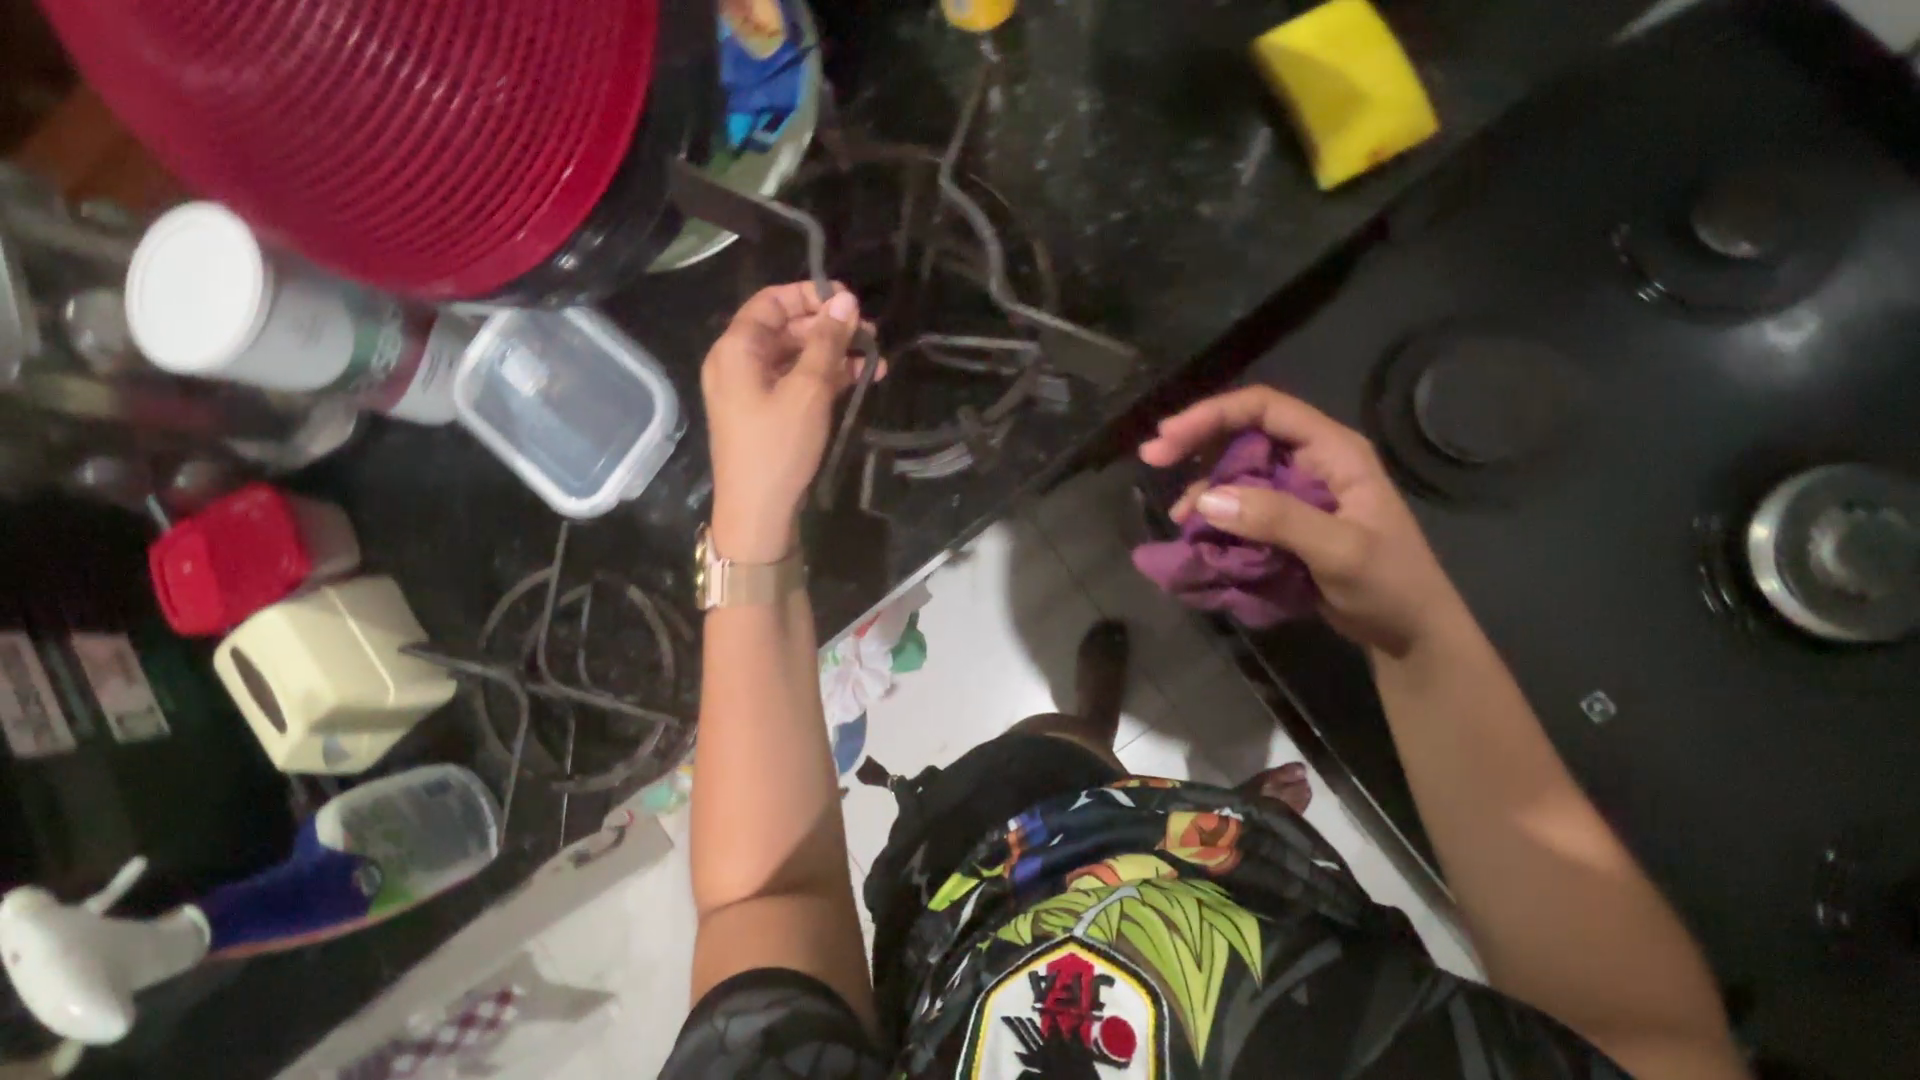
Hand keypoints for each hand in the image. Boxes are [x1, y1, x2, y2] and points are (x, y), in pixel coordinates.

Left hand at [702, 283, 873, 562]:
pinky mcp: (765, 412)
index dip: (809, 295)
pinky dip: (825, 378)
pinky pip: (795, 382)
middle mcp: (737, 362)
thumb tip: (846, 300)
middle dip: (829, 328)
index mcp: (736, 349)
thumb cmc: (778, 446)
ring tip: (876, 361)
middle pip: (786, 328)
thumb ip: (827, 342)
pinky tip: (861, 380)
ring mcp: (750, 389)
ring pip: (795, 357)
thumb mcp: (808, 390)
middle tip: (871, 333)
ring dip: (834, 355)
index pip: (771, 302)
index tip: (850, 301)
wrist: (757, 512)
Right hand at [1139, 386, 1471, 655]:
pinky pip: (1241, 508)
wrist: (1412, 635)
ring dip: (1203, 487)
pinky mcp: (1287, 525)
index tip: (1169, 437)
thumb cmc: (1390, 585)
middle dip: (1197, 444)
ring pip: (1238, 472)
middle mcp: (1312, 462)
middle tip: (1153, 460)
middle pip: (1244, 433)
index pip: (1266, 409)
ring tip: (1178, 519)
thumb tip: (1206, 500)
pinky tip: (1196, 535)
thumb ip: (1277, 520)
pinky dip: (1215, 517)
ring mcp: (1298, 494)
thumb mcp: (1340, 550)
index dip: (1213, 414)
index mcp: (1334, 451)